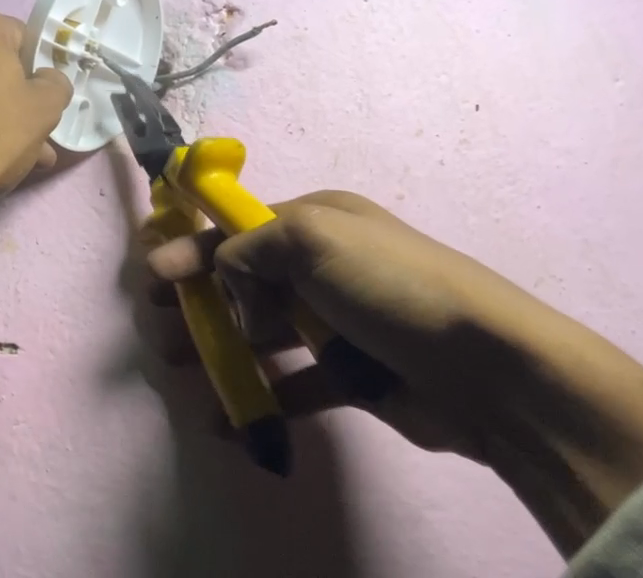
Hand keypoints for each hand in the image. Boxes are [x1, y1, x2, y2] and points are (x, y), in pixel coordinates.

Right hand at [147, 191, 642, 556]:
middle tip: (160, 326)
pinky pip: (292, 384)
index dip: (191, 247)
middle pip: (242, 280)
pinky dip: (261, 399)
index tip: (151, 272)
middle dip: (197, 300)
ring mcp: (337, 321)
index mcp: (316, 221)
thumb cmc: (391, 288)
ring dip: (221, 350)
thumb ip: (249, 250)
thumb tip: (229, 283)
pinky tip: (230, 420)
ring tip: (184, 370)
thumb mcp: (312, 240)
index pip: (237, 228)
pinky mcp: (351, 375)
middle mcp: (323, 265)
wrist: (492, 370)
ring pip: (261, 333)